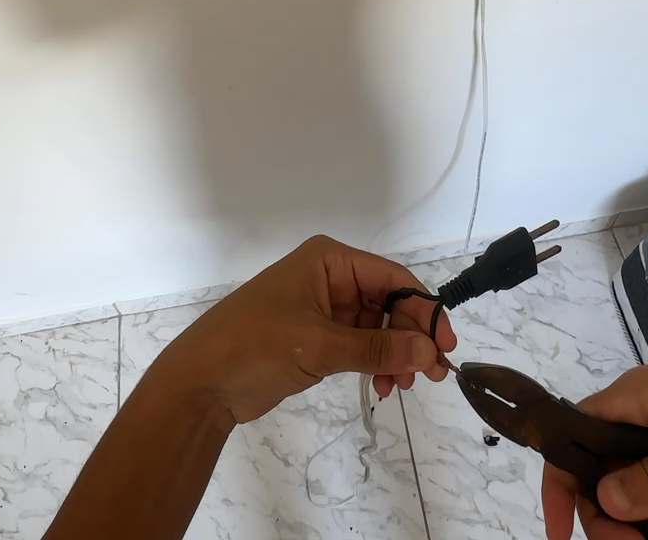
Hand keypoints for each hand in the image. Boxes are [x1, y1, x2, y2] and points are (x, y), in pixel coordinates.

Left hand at [152, 234, 456, 423]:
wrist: (202, 381)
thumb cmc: (256, 345)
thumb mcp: (320, 346)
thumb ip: (377, 349)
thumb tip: (429, 352)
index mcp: (329, 261)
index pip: (390, 277)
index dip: (422, 309)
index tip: (445, 343)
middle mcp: (330, 277)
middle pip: (387, 302)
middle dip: (409, 336)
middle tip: (432, 374)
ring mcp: (324, 308)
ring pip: (376, 326)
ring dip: (393, 354)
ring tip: (401, 386)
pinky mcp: (317, 336)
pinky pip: (359, 344)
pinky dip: (374, 363)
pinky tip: (382, 386)